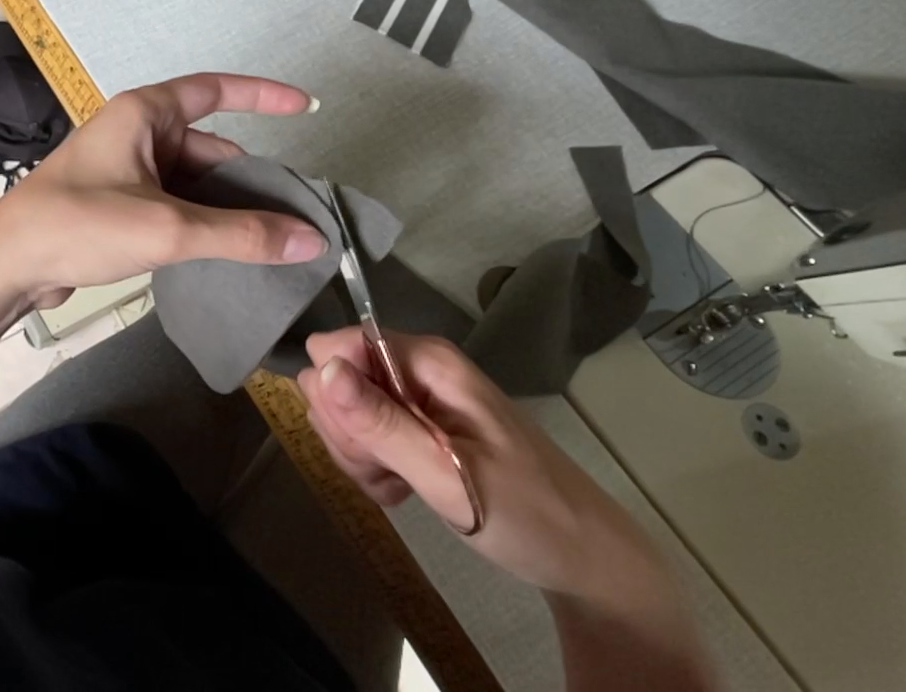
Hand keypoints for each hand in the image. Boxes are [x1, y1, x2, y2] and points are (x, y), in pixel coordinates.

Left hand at [0, 73, 327, 309]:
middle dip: (247, 178)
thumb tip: (311, 240)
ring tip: (267, 242)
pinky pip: (170, 203)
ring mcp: (122, 169)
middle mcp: (133, 133)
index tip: (306, 107)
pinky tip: (221, 252)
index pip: (214, 90)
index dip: (263, 95)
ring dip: (223, 208)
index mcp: (143, 114)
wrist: (6, 266)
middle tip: (292, 216)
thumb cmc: (79, 226)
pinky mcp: (113, 204)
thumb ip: (241, 234)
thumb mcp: (166, 228)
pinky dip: (197, 223)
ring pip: (190, 181)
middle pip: (208, 146)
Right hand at [296, 329, 664, 601]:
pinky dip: (371, 465)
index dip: (337, 396)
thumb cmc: (527, 515)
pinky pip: (361, 432)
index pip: (333, 348)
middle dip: (347, 432)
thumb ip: (380, 423)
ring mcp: (414, 394)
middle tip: (389, 470)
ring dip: (358, 453)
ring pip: (341, 409)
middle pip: (333, 380)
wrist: (584, 556)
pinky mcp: (414, 421)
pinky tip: (402, 487)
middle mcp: (415, 366)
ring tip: (402, 483)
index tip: (369, 443)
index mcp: (427, 361)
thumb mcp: (447, 476)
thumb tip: (321, 368)